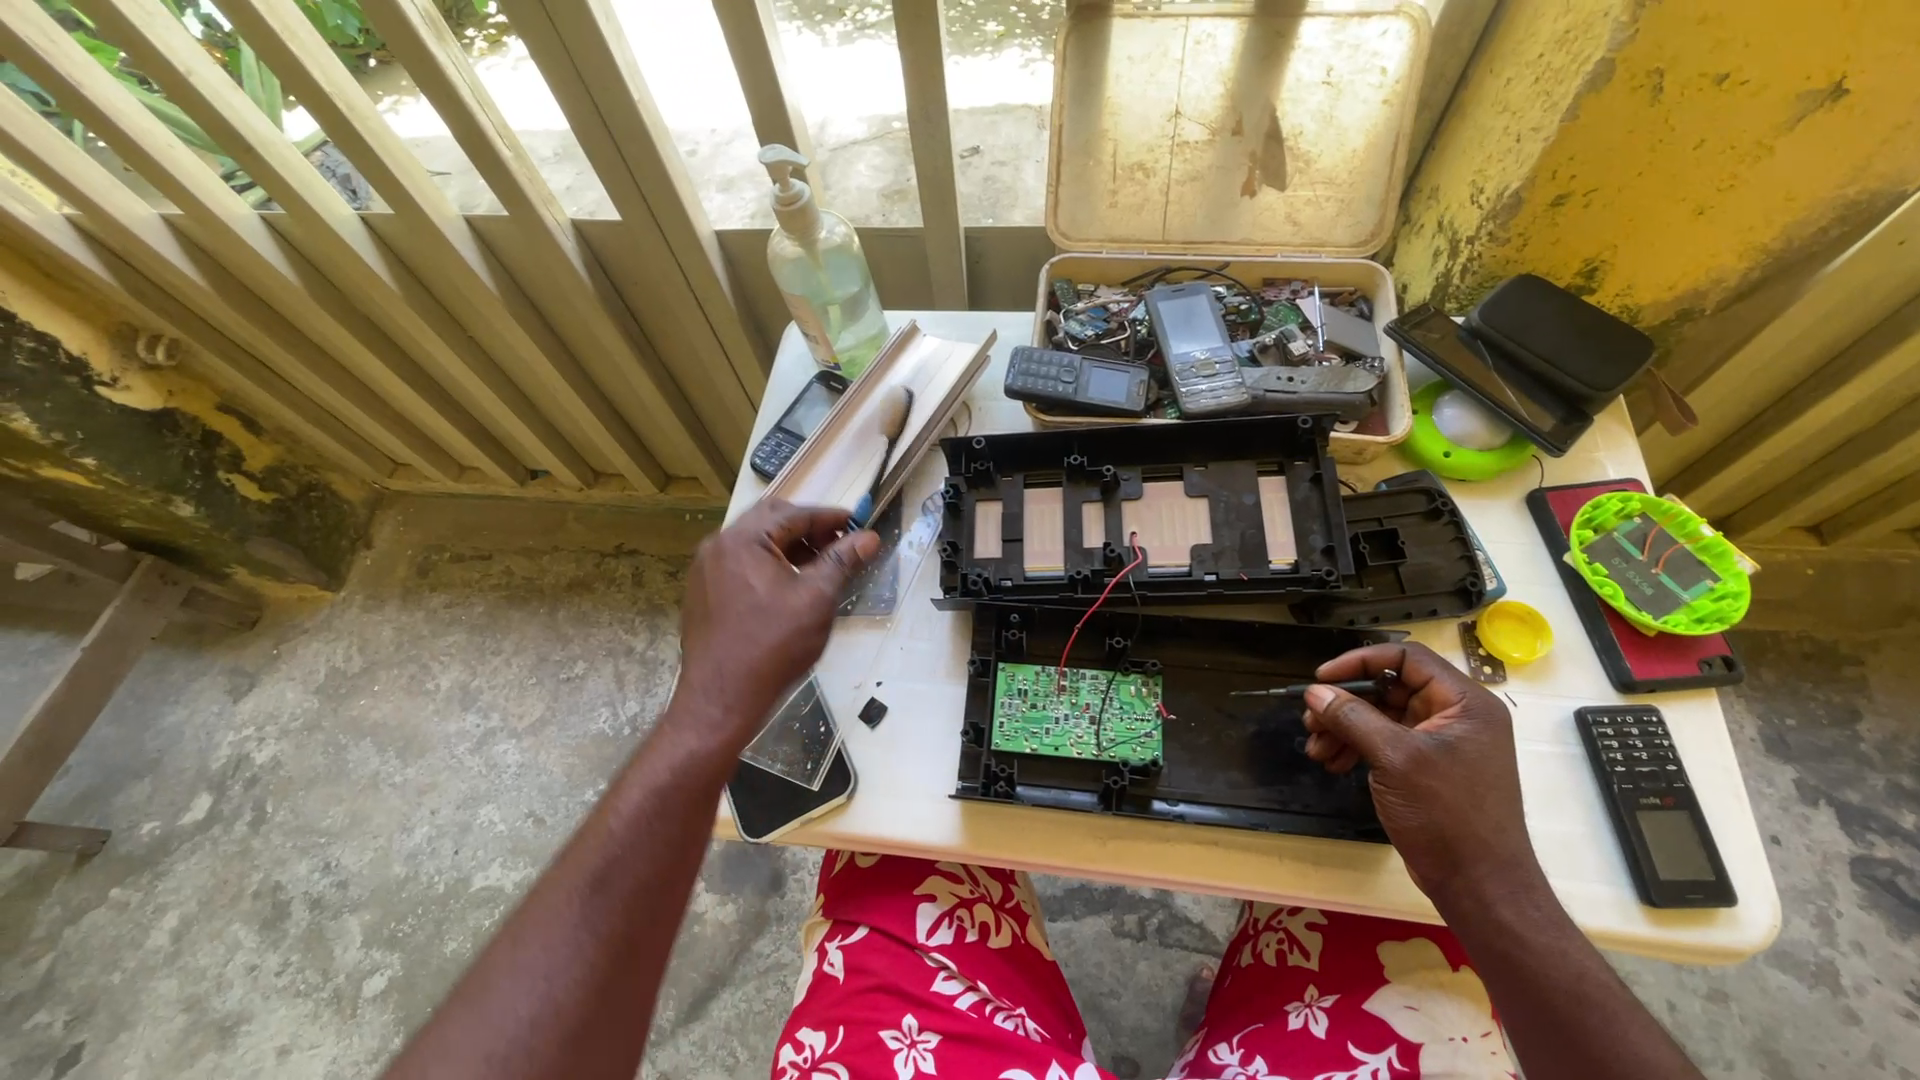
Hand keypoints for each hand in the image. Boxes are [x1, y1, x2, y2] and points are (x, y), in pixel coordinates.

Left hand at [673, 499, 879, 745]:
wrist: (721, 698)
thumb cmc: (773, 646)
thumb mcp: (817, 600)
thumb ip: (842, 561)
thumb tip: (868, 537)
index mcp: (743, 540)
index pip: (793, 514)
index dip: (829, 517)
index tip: (857, 524)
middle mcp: (718, 546)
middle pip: (769, 522)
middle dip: (807, 529)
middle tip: (838, 544)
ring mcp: (705, 570)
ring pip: (754, 544)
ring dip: (788, 547)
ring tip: (818, 566)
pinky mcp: (702, 593)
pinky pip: (740, 565)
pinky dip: (768, 565)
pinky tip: (788, 588)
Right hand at [1302, 642, 1541, 900]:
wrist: (1479, 884)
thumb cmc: (1446, 814)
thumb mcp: (1395, 759)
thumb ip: (1353, 718)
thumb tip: (1315, 693)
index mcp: (1464, 703)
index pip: (1407, 659)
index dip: (1361, 662)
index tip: (1322, 679)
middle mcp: (1455, 716)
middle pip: (1389, 689)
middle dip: (1346, 704)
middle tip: (1312, 721)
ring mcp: (1441, 743)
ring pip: (1381, 717)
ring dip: (1344, 728)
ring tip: (1316, 749)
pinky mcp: (1426, 768)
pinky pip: (1384, 743)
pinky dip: (1356, 748)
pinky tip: (1332, 763)